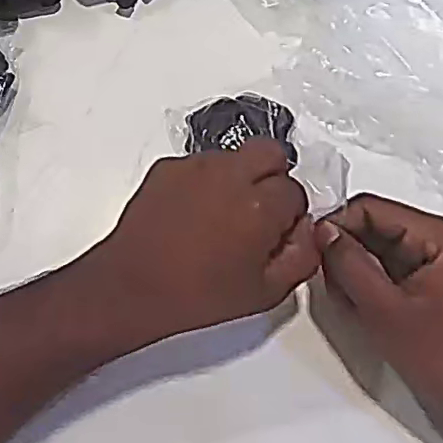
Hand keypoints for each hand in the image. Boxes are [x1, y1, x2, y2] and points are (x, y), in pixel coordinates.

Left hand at [72, 139, 319, 348]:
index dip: (291, 211)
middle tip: (261, 208)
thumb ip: (301, 254)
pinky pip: (197, 164)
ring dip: (236, 177)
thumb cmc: (200, 292)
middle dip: (272, 175)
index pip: (295, 189)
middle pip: (268, 151)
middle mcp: (226, 174)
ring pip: (231, 156)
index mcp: (258, 204)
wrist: (137, 281)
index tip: (280, 229)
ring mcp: (192, 166)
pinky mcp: (165, 167)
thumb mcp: (268, 289)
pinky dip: (203, 180)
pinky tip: (194, 213)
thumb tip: (304, 230)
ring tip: (221, 216)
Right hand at [317, 194, 442, 442]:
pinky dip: (373, 287)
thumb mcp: (386, 310)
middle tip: (335, 287)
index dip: (335, 227)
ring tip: (354, 306)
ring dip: (357, 274)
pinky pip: (392, 270)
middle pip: (372, 227)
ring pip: (378, 250)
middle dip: (346, 254)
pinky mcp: (440, 288)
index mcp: (440, 237)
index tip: (317, 255)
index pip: (366, 207)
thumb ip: (346, 262)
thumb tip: (321, 231)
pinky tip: (370, 313)